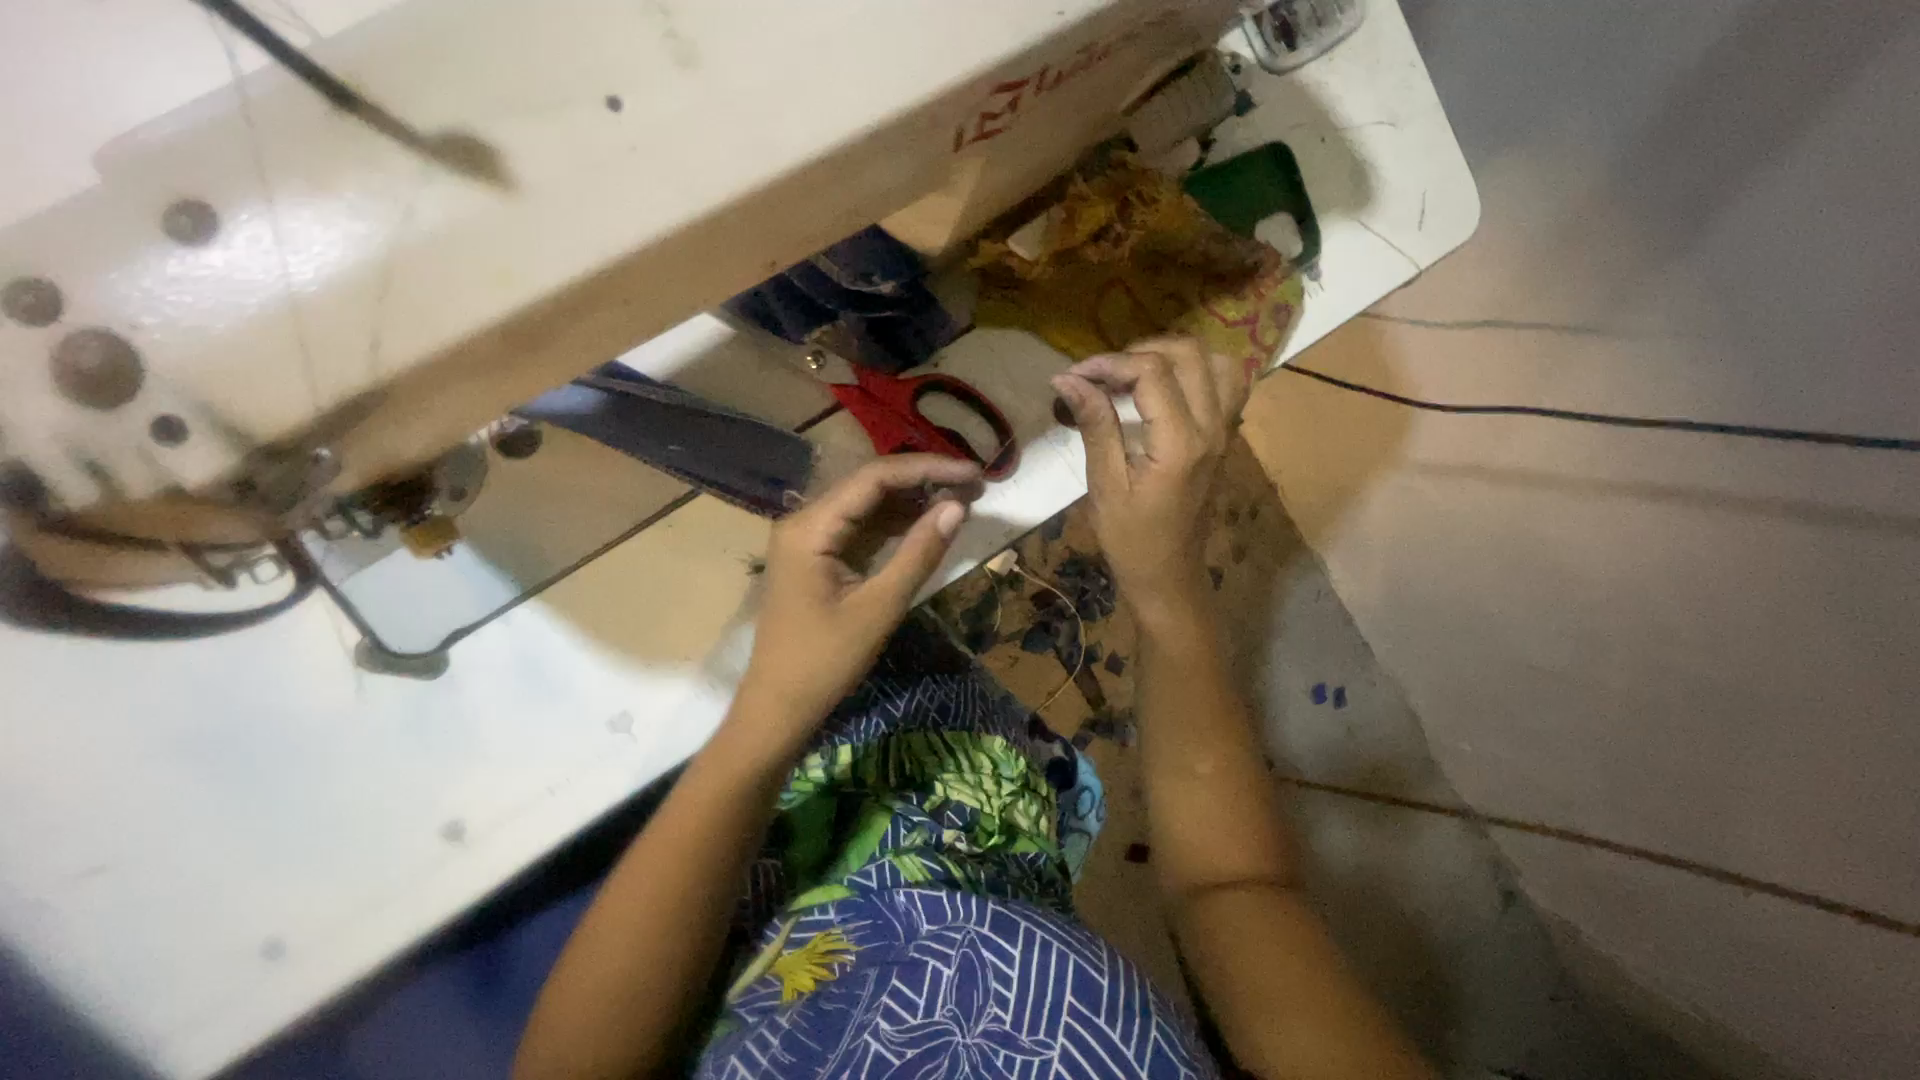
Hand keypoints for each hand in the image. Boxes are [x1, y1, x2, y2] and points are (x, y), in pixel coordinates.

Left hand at [729, 455, 984, 754]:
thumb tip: (958, 506)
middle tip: (975, 485)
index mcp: (810, 527)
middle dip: (923, 481)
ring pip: (867, 505)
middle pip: (869, 484)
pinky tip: (928, 525)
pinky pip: (860, 529)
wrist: (779, 707)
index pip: (875, 478)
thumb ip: (918, 553)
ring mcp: (809, 539)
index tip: (974, 473)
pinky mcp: (817, 558)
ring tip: (961, 502)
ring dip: (912, 501)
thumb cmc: (825, 662)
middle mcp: (804, 521)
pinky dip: (895, 525)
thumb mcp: (879, 608)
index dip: (928, 469)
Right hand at [1050, 336, 1250, 626]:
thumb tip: (1068, 378)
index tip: (1074, 375)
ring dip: (1174, 356)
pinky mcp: (1226, 435)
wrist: (1169, 575)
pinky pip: (1227, 383)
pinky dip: (1198, 371)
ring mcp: (1225, 430)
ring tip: (1135, 375)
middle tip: (1103, 375)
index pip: (1151, 372)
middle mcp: (1212, 428)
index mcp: (1180, 443)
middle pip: (1188, 353)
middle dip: (1139, 351)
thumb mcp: (1104, 485)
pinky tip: (1165, 388)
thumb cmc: (1131, 539)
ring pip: (1216, 360)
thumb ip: (1095, 425)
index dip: (1108, 363)